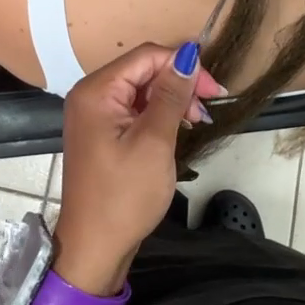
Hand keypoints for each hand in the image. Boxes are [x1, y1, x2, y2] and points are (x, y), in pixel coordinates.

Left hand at [52, 44, 223, 294]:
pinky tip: (177, 127)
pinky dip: (157, 113)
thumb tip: (189, 56)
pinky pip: (133, 109)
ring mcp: (94, 114)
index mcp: (96, 90)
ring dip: (171, 98)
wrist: (95, 247)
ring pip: (141, 89)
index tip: (214, 90)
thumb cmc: (124, 195)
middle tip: (207, 108)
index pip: (146, 56)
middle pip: (142, 69)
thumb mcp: (154, 142)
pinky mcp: (101, 132)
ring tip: (195, 120)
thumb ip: (171, 95)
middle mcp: (90, 94)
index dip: (182, 65)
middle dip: (178, 82)